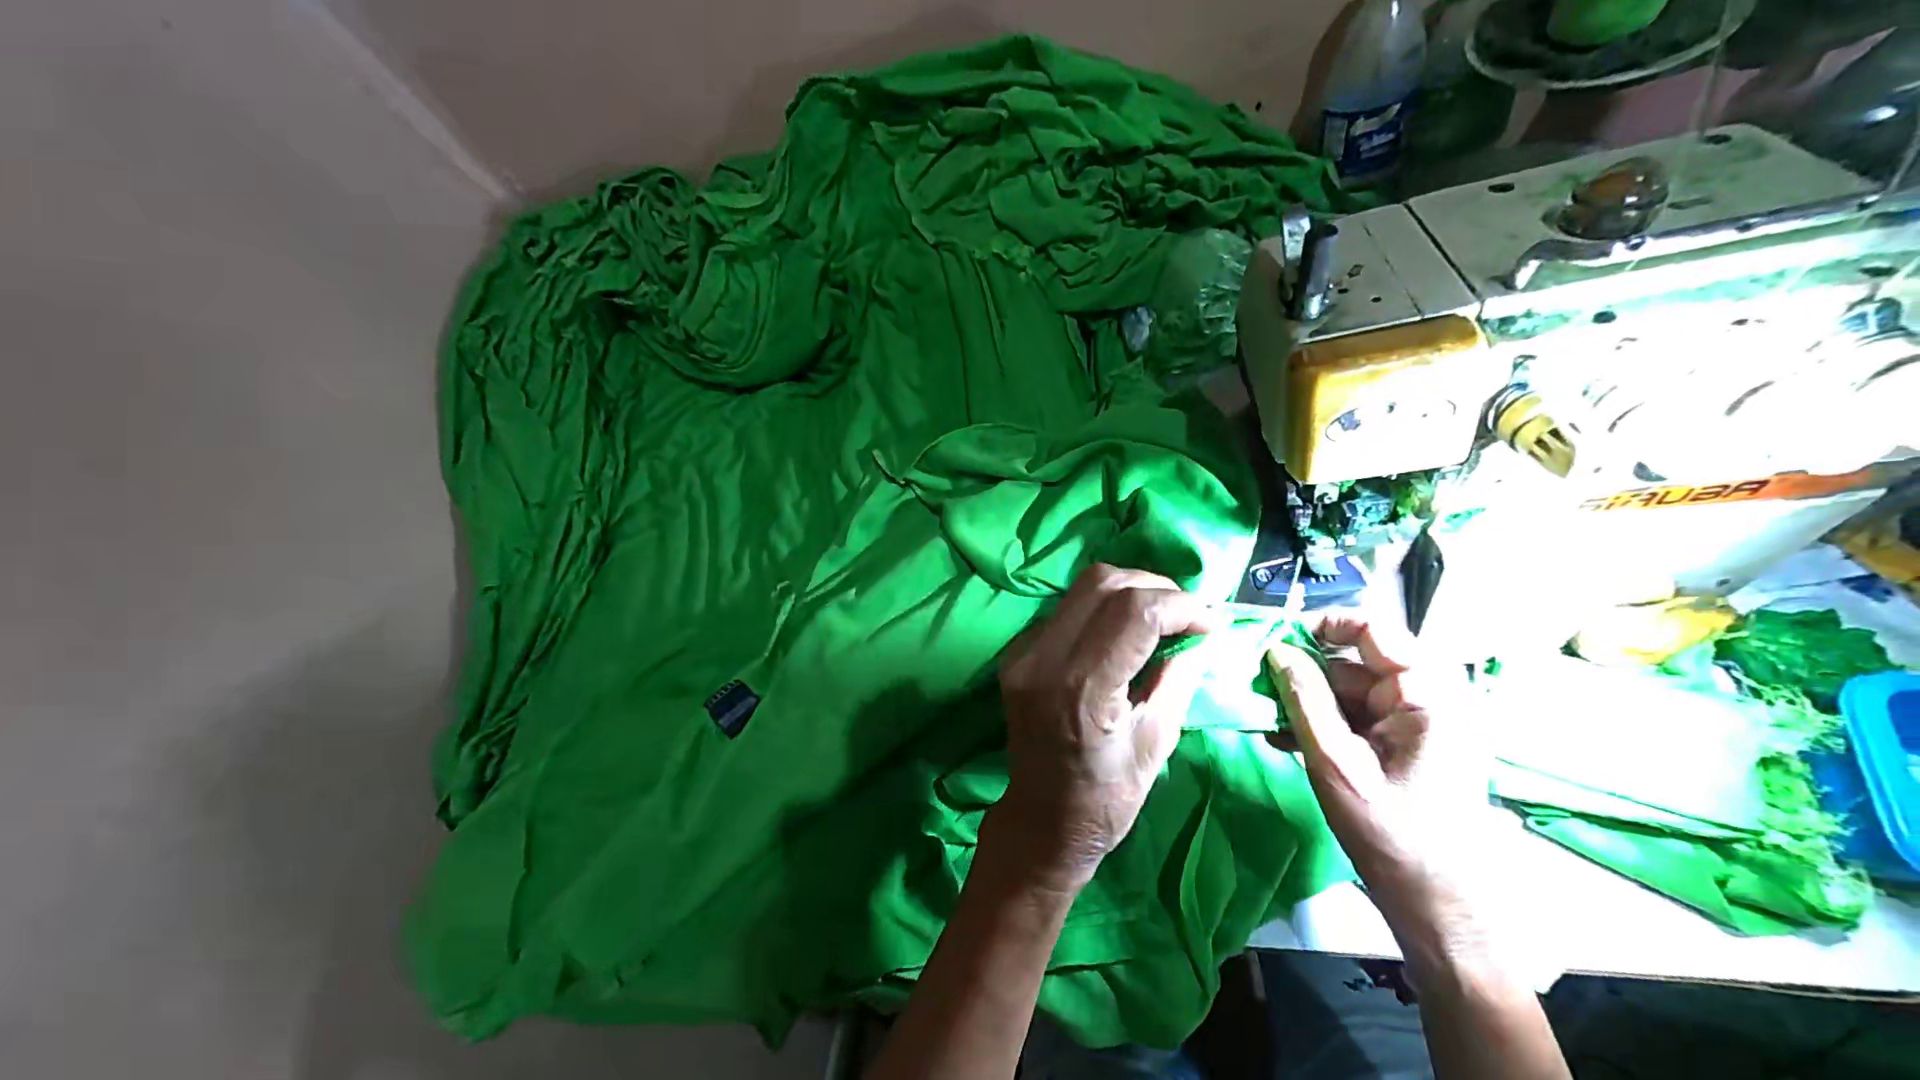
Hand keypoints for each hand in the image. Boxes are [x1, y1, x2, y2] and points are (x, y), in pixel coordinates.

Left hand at [993, 564, 1222, 894]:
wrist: (1041, 819)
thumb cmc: (1106, 797)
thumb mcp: (1158, 741)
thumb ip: (1179, 675)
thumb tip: (1202, 632)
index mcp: (1082, 690)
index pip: (1134, 611)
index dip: (1181, 605)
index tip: (1210, 623)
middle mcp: (1043, 660)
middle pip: (1103, 583)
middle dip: (1156, 587)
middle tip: (1187, 615)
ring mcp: (1023, 653)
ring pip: (1082, 588)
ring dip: (1130, 591)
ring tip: (1162, 618)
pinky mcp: (1016, 652)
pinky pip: (1067, 609)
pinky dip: (1104, 608)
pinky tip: (1124, 632)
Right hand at [1265, 615, 1499, 971]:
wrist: (1436, 905)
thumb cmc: (1392, 833)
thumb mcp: (1337, 763)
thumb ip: (1305, 700)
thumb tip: (1276, 650)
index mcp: (1426, 696)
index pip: (1374, 630)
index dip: (1322, 625)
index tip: (1274, 639)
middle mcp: (1424, 699)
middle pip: (1352, 662)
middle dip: (1302, 672)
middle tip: (1256, 686)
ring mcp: (1412, 723)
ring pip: (1345, 690)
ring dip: (1303, 701)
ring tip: (1264, 719)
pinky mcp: (1398, 745)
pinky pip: (1350, 717)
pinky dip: (1317, 723)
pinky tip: (1283, 738)